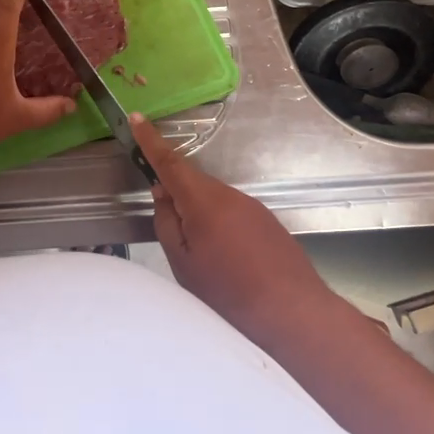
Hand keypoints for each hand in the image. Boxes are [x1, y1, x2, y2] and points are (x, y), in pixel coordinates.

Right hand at [130, 113, 330, 333]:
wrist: (296, 315)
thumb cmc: (229, 294)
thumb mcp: (183, 264)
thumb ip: (167, 223)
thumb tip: (163, 195)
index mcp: (202, 201)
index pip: (169, 162)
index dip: (150, 140)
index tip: (137, 118)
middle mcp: (228, 194)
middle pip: (191, 182)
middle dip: (176, 195)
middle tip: (171, 229)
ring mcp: (251, 206)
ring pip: (212, 200)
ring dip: (200, 215)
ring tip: (204, 257)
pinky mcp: (267, 222)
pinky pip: (232, 213)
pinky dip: (220, 226)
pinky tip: (228, 261)